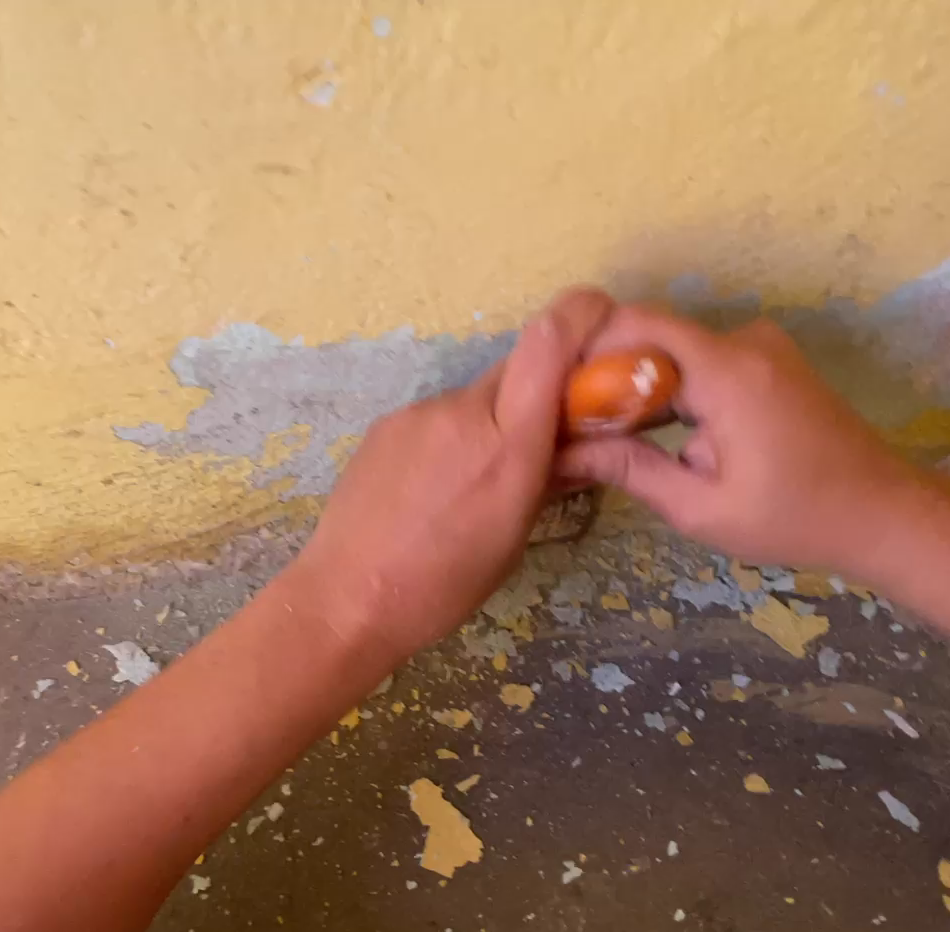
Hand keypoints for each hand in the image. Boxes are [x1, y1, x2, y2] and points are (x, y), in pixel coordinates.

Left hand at [285, 288, 614, 659]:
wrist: (348, 596)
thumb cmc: (442, 585)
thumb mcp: (513, 539)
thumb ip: (550, 478)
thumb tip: (578, 443)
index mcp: (508, 444)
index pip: (549, 341)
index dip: (582, 316)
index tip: (601, 322)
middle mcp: (461, 411)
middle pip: (516, 369)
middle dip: (537, 394)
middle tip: (535, 442)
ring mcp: (416, 413)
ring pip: (473, 398)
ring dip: (487, 424)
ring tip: (465, 485)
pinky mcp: (384, 424)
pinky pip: (435, 418)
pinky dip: (448, 438)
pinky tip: (428, 487)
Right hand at [555, 308, 933, 577]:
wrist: (884, 514)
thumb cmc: (794, 518)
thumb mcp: (700, 508)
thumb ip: (629, 471)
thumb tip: (562, 454)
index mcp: (728, 372)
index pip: (637, 326)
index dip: (585, 350)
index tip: (548, 392)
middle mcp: (743, 342)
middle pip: (649, 336)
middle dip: (600, 374)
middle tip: (561, 420)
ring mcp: (757, 348)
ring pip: (668, 350)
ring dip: (629, 384)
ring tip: (591, 428)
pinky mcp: (763, 362)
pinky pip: (694, 362)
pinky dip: (661, 388)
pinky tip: (637, 427)